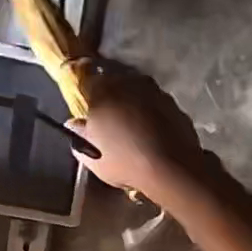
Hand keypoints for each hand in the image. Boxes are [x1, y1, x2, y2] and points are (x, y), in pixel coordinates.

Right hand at [69, 62, 208, 198]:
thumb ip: (80, 136)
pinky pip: (159, 106)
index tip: (90, 106)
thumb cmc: (125, 161)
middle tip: (112, 119)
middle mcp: (131, 84)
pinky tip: (155, 134)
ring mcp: (157, 93)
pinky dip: (155, 115)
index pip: (89, 81)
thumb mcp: (92, 156)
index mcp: (104, 91)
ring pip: (141, 93)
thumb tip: (75, 125)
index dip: (89, 93)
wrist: (172, 168)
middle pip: (117, 84)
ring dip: (136, 104)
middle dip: (113, 97)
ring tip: (135, 128)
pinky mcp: (176, 106)